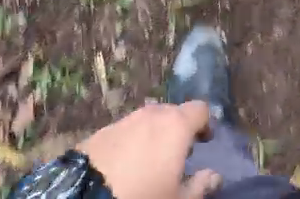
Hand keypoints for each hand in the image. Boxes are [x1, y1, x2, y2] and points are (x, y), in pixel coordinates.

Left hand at [77, 101, 220, 198]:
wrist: (84, 198)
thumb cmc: (142, 196)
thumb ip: (200, 186)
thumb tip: (215, 176)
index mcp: (176, 125)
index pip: (200, 109)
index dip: (204, 124)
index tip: (203, 142)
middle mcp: (153, 114)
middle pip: (173, 114)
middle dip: (177, 130)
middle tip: (176, 156)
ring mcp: (125, 120)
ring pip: (147, 122)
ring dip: (153, 136)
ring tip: (148, 163)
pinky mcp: (101, 132)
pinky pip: (125, 132)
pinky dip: (130, 143)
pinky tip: (123, 166)